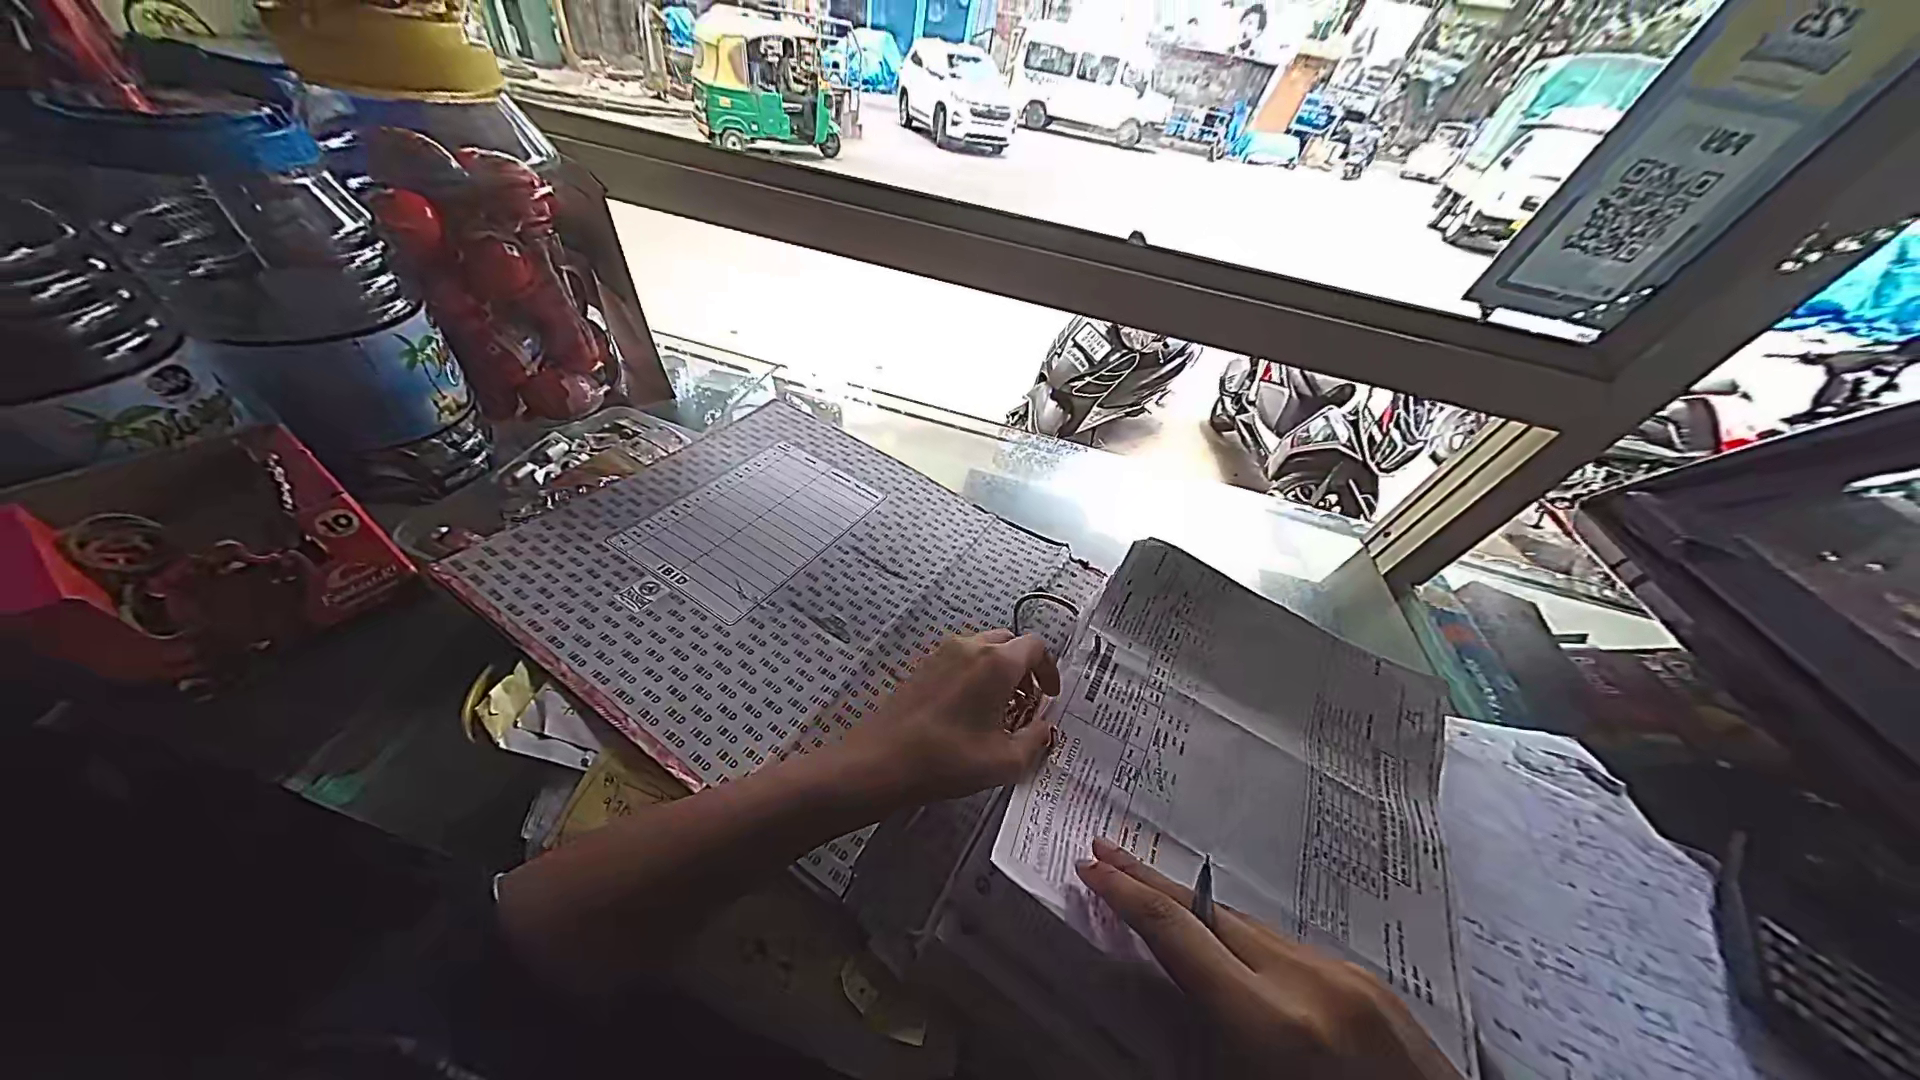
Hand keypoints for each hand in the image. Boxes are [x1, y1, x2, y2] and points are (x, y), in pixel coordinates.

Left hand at [840, 631, 1059, 805]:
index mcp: (996, 663)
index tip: (1049, 695)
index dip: (1049, 669)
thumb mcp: (1005, 761)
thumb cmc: (947, 759)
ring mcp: (943, 652)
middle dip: (1025, 669)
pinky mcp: (924, 665)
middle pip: (1010, 643)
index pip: (1036, 646)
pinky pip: (961, 658)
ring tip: (999, 708)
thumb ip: (1035, 740)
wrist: (882, 760)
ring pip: (984, 648)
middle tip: (1027, 702)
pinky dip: (976, 672)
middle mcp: (971, 647)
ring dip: (1000, 670)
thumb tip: (1043, 729)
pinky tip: (969, 709)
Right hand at [1075, 837, 1462, 1079]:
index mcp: (1276, 1027)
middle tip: (1106, 853)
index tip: (1090, 866)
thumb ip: (1205, 1035)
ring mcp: (1349, 979)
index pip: (1178, 934)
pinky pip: (1290, 951)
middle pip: (1210, 914)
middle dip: (1152, 883)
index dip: (1126, 894)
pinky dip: (1249, 947)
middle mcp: (1312, 984)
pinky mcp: (1373, 984)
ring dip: (1200, 917)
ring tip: (1156, 900)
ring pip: (1250, 929)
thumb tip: (1166, 978)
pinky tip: (1234, 958)